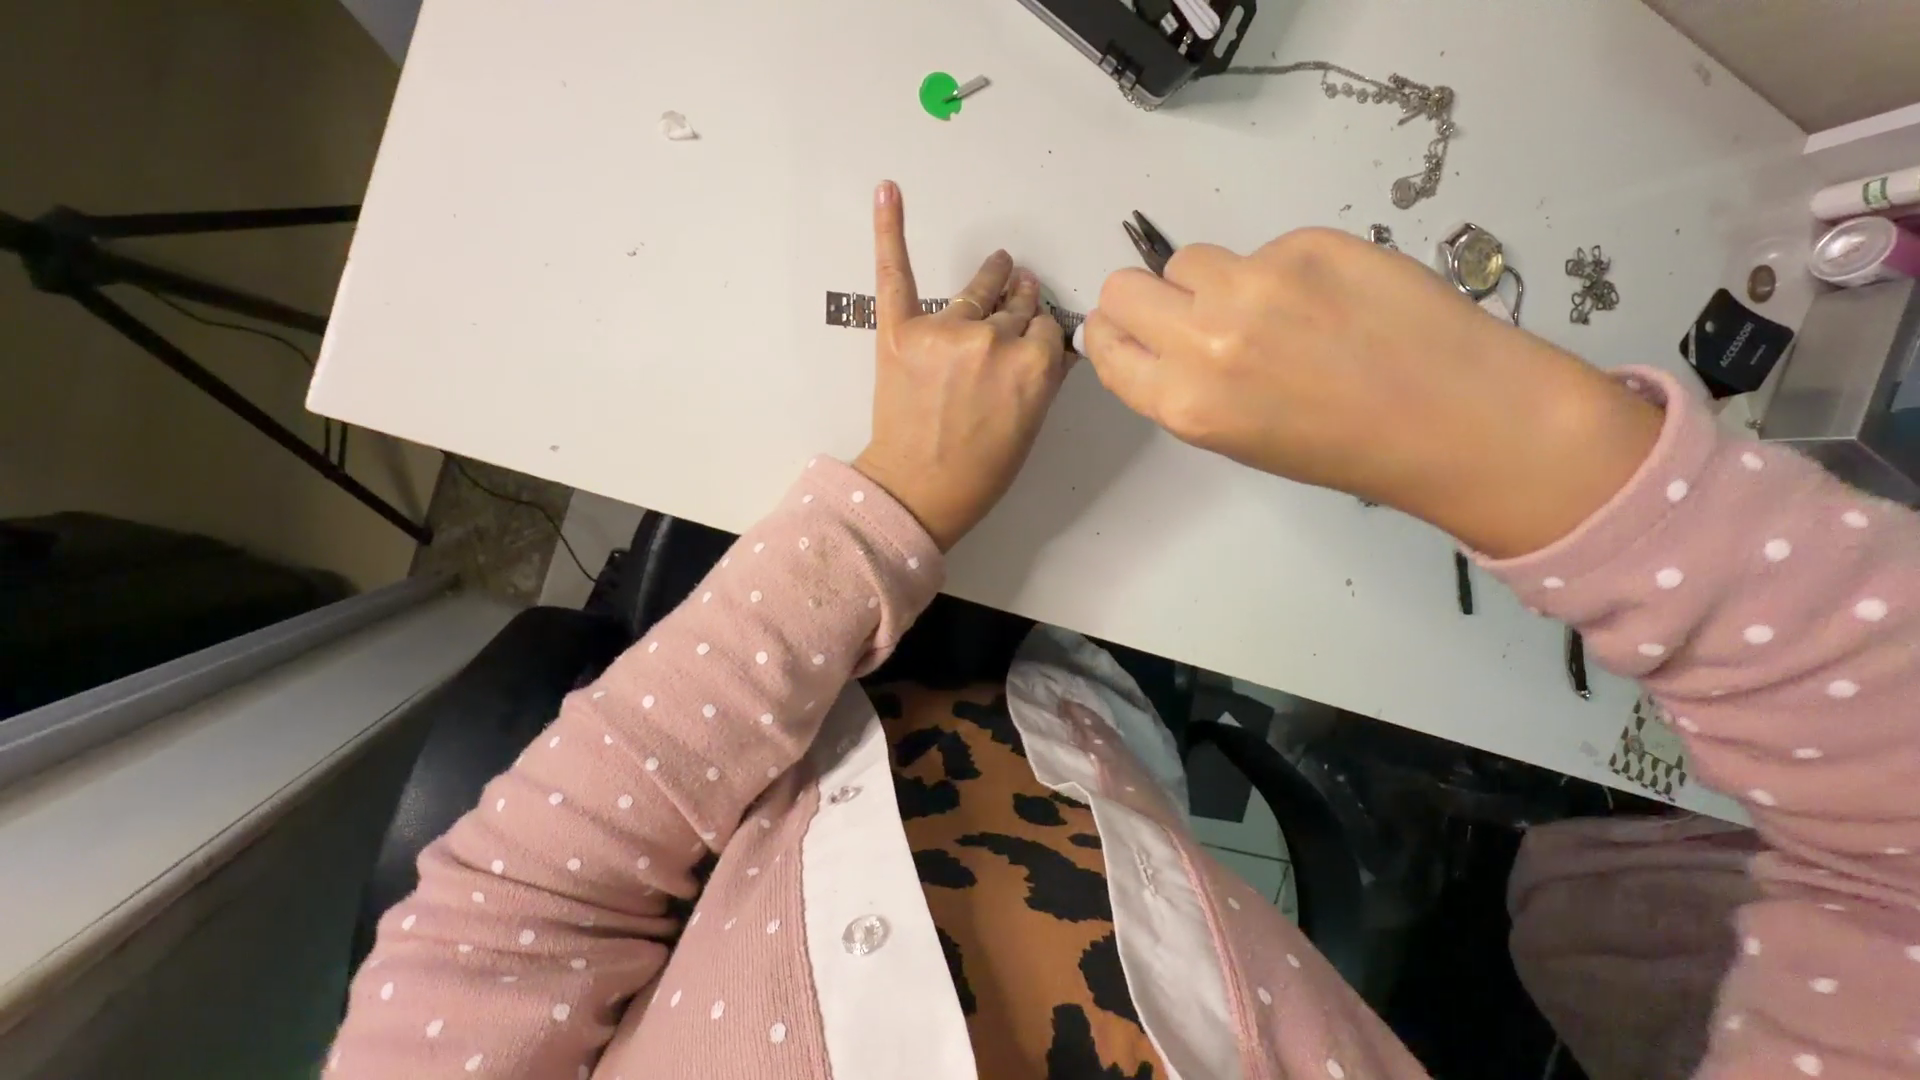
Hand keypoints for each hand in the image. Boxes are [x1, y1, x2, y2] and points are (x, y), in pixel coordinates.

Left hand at [852, 181, 1069, 550]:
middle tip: (1020, 293)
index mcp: (1034, 364)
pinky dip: (888, 229)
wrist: (920, 491)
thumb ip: (1044, 375)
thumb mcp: (1032, 424)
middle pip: (1013, 306)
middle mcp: (993, 339)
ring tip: (998, 265)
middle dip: (1018, 305)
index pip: (1045, 326)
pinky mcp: (900, 330)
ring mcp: (945, 331)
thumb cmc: (981, 470)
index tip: (1033, 335)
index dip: (1038, 333)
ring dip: (989, 280)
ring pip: (974, 293)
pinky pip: (896, 273)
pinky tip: (887, 191)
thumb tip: (1048, 341)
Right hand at [1080, 227, 1661, 557]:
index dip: (1113, 334)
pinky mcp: (1306, 243)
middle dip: (1144, 300)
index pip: (1105, 343)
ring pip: (1188, 259)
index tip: (1132, 333)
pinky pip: (1259, 249)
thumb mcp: (1235, 438)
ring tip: (1269, 310)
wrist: (1453, 418)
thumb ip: (1182, 386)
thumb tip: (1155, 338)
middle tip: (1186, 314)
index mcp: (1185, 403)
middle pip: (1124, 286)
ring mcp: (1256, 284)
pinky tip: (1325, 300)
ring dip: (1210, 282)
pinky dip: (1276, 271)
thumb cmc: (1339, 447)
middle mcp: (1206, 339)